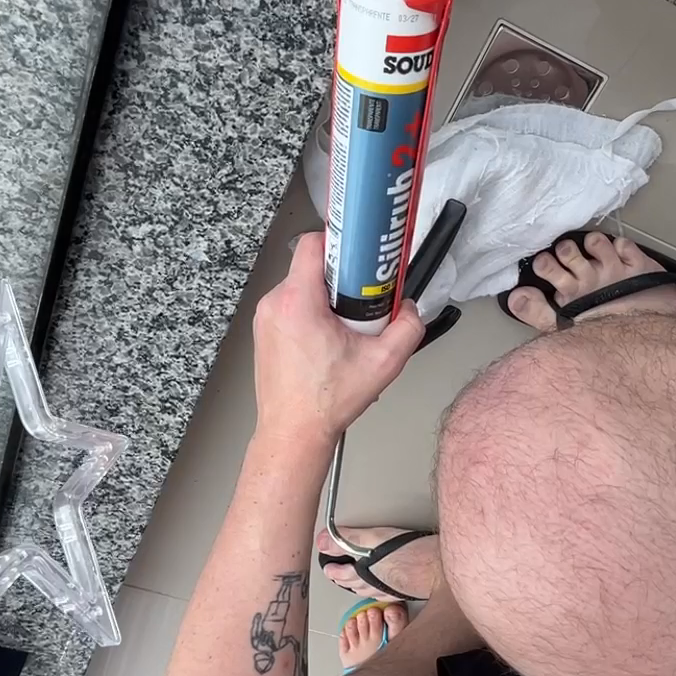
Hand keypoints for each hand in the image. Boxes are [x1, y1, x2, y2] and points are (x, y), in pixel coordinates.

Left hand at [252, 233, 423, 449]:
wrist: (294, 432)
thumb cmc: (325, 402)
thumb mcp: (383, 363)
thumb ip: (408, 328)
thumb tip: (410, 309)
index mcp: (298, 302)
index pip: (314, 244)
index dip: (343, 243)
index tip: (362, 254)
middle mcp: (275, 305)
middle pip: (313, 267)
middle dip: (343, 280)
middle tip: (364, 301)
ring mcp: (266, 319)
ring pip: (303, 288)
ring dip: (328, 300)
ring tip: (347, 329)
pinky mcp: (265, 332)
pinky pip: (292, 307)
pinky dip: (313, 315)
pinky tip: (330, 342)